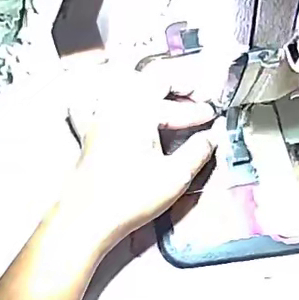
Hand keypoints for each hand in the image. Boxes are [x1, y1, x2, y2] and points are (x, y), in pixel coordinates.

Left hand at [51, 68, 218, 248]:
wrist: (87, 217)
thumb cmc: (127, 198)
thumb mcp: (175, 175)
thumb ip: (198, 150)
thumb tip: (211, 137)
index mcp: (136, 110)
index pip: (169, 88)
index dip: (194, 103)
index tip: (210, 115)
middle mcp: (113, 108)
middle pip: (146, 82)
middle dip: (175, 92)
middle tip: (194, 107)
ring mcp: (98, 120)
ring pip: (125, 90)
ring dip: (151, 96)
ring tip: (169, 110)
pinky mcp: (90, 136)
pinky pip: (105, 107)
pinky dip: (123, 107)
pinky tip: (130, 117)